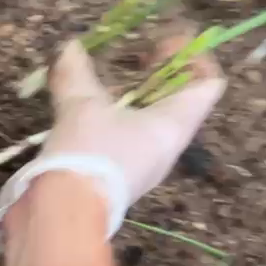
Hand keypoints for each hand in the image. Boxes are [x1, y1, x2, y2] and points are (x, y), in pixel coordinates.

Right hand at [0, 34, 225, 244]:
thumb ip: (76, 79)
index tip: (161, 47)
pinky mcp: (112, 190)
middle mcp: (166, 151)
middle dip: (154, 85)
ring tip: (99, 102)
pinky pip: (121, 154)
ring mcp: (140, 174)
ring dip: (129, 113)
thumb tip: (69, 48)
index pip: (207, 83)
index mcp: (175, 125)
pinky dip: (108, 138)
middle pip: (175, 107)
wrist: (57, 218)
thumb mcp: (81, 110)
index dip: (192, 59)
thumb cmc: (86, 157)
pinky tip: (81, 135)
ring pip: (146, 132)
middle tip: (129, 70)